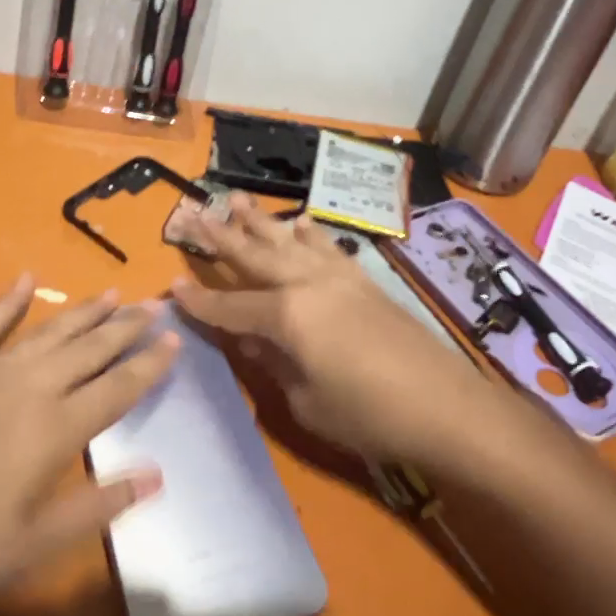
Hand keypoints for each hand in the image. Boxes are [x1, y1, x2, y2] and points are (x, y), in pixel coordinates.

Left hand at [0, 277, 177, 602]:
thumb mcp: (32, 547)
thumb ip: (97, 508)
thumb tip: (157, 476)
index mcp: (55, 429)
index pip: (117, 388)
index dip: (150, 364)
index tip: (176, 339)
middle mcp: (30, 389)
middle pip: (90, 350)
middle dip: (126, 327)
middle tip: (156, 305)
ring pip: (48, 332)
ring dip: (84, 312)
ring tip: (113, 292)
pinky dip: (7, 302)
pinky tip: (25, 279)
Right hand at [173, 195, 498, 465]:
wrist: (444, 406)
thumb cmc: (368, 415)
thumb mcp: (305, 400)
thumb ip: (272, 363)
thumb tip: (249, 339)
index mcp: (285, 316)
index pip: (230, 306)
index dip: (199, 301)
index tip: (170, 286)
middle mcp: (307, 284)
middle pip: (255, 256)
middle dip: (221, 236)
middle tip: (192, 211)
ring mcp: (338, 277)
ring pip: (289, 242)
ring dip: (261, 222)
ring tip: (237, 200)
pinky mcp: (363, 281)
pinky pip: (327, 247)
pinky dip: (309, 234)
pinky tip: (299, 222)